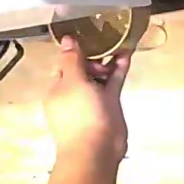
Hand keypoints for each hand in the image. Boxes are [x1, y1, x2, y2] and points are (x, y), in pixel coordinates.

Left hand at [44, 37, 130, 166]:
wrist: (96, 149)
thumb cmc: (80, 114)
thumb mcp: (72, 82)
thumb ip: (71, 60)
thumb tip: (67, 39)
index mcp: (57, 87)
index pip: (63, 62)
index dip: (74, 49)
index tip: (88, 34)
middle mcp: (73, 91)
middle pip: (82, 67)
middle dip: (93, 54)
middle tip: (106, 46)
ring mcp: (92, 98)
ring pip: (99, 73)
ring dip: (108, 59)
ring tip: (120, 42)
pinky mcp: (109, 104)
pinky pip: (113, 82)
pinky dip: (118, 69)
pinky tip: (126, 55)